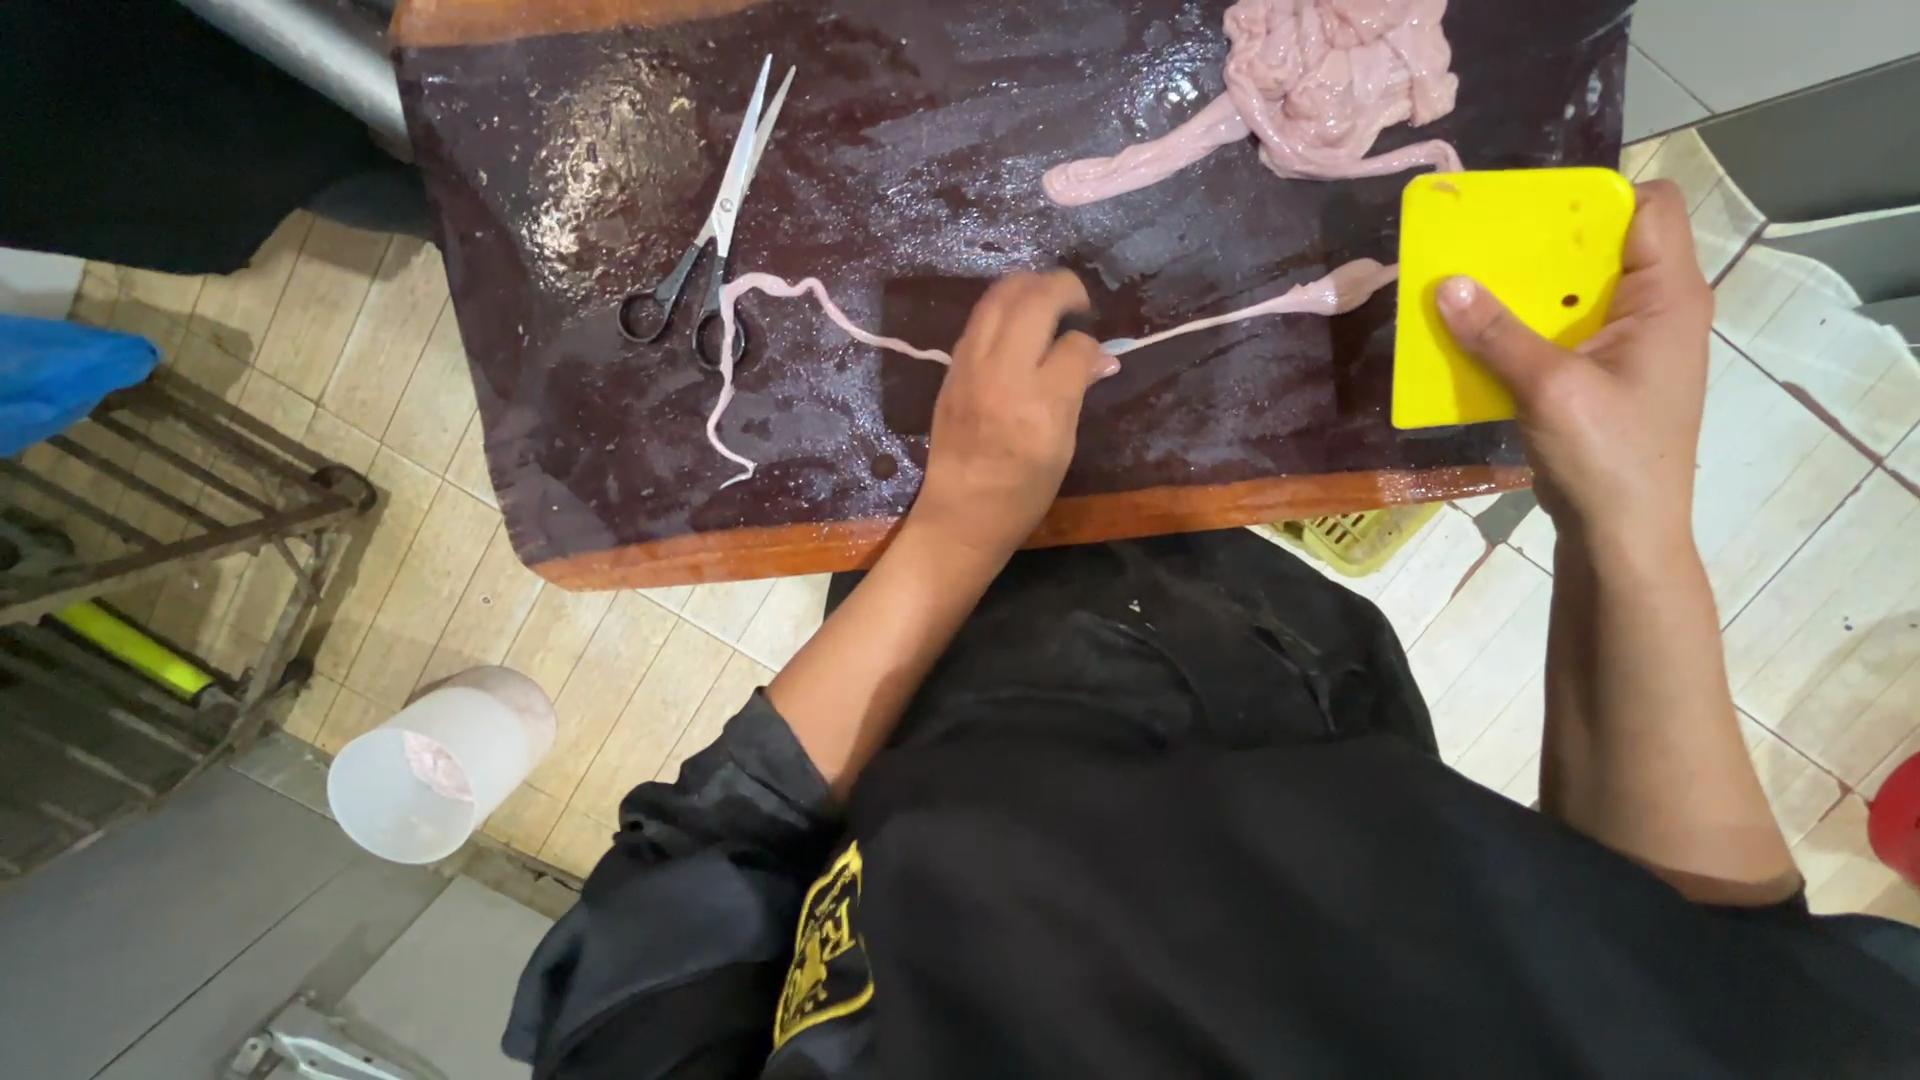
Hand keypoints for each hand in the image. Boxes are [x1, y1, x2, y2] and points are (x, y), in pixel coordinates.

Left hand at [910, 270, 1117, 558]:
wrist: (961, 513)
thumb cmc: (1022, 493)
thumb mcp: (1063, 448)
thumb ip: (1078, 394)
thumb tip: (1102, 359)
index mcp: (1041, 403)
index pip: (1074, 344)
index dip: (1091, 343)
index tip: (1094, 354)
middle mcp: (1003, 374)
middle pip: (1034, 299)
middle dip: (1063, 287)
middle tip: (1077, 301)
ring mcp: (971, 367)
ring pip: (999, 296)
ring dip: (1028, 285)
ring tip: (1047, 298)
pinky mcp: (951, 370)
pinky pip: (979, 319)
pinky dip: (1002, 308)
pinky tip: (1015, 322)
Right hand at [1437, 180, 1714, 555]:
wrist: (1620, 529)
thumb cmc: (1606, 453)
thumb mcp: (1549, 387)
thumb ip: (1497, 334)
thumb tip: (1446, 284)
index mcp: (1666, 296)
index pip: (1649, 209)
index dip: (1592, 199)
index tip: (1524, 209)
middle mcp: (1651, 310)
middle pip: (1601, 250)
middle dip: (1538, 247)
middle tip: (1478, 249)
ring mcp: (1622, 346)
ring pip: (1571, 296)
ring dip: (1518, 294)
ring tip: (1465, 291)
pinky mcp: (1593, 377)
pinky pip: (1553, 335)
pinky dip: (1515, 331)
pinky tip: (1474, 340)